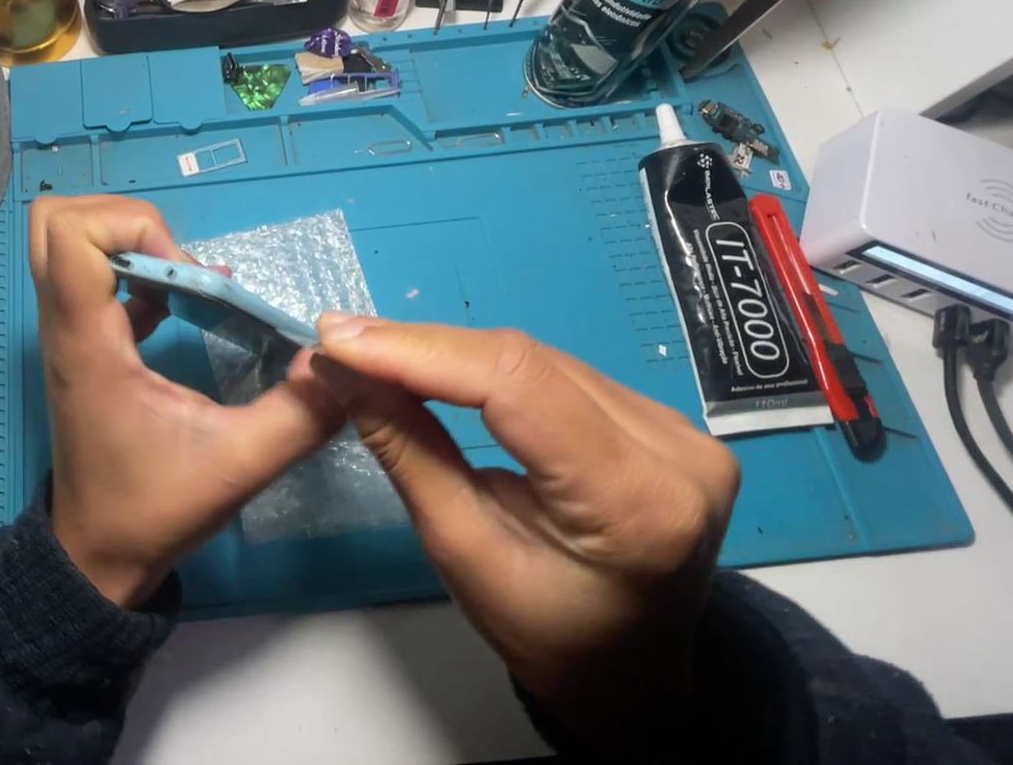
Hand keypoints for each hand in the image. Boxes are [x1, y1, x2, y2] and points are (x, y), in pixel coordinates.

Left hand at [29, 195, 343, 607]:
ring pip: (68, 244)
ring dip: (131, 243)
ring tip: (188, 283)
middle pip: (56, 221)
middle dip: (125, 220)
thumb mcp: (238, 466)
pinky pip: (89, 276)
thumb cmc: (154, 509)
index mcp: (89, 342)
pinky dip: (132, 271)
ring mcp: (68, 333)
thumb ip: (298, 414)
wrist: (99, 554)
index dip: (134, 228)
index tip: (187, 273)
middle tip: (181, 264)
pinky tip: (176, 306)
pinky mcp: (83, 344)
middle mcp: (66, 326)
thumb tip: (338, 361)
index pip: (71, 235)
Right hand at [313, 316, 739, 740]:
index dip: (419, 352)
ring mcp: (674, 425)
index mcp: (635, 501)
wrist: (630, 673)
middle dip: (420, 347)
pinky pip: (550, 369)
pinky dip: (480, 364)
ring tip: (370, 348)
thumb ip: (406, 450)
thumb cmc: (544, 632)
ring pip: (533, 356)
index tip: (338, 340)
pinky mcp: (656, 416)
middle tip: (339, 339)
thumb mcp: (461, 550)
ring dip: (444, 351)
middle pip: (523, 361)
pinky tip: (429, 361)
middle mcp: (672, 447)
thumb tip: (342, 371)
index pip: (516, 385)